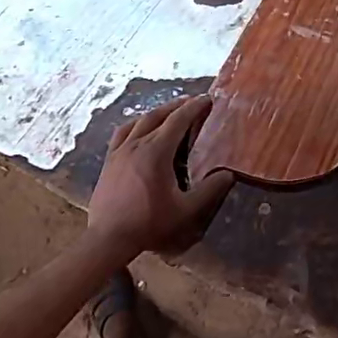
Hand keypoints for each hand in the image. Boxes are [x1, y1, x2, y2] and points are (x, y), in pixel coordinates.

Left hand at [85, 95, 234, 256]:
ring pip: (138, 122)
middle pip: (158, 115)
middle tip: (192, 101)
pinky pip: (122, 133)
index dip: (194, 107)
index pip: (178, 120)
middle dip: (177, 106)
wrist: (108, 238)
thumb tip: (229, 174)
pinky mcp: (109, 161)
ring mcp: (119, 152)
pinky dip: (135, 124)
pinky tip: (139, 129)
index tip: (207, 99)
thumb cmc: (149, 223)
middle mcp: (136, 145)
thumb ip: (210, 190)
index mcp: (156, 152)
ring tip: (169, 111)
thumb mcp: (186, 209)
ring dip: (157, 112)